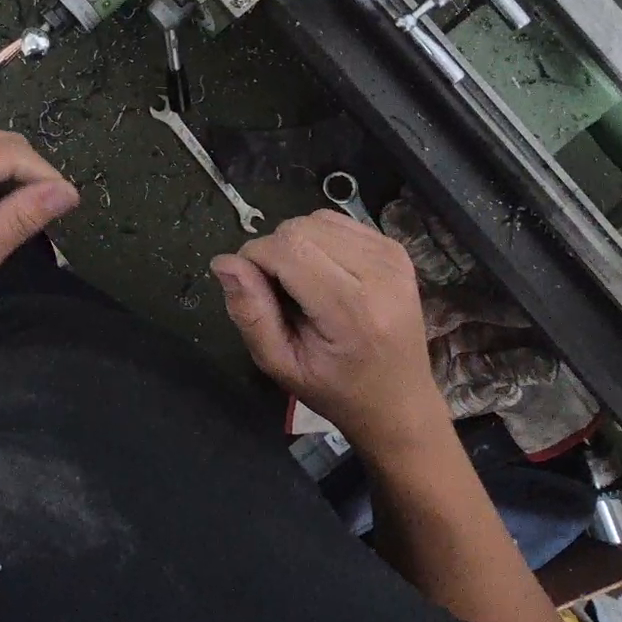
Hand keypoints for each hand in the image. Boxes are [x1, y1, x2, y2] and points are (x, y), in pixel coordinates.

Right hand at [211, 211, 447, 455]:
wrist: (399, 401)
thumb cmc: (335, 389)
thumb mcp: (280, 365)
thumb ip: (249, 313)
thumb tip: (222, 262)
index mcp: (352, 311)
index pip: (288, 249)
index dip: (254, 259)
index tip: (254, 290)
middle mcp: (379, 275)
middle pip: (299, 229)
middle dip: (273, 252)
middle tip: (278, 292)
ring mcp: (392, 257)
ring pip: (316, 220)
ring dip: (295, 244)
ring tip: (303, 284)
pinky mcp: (396, 249)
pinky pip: (337, 222)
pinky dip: (318, 240)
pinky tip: (324, 272)